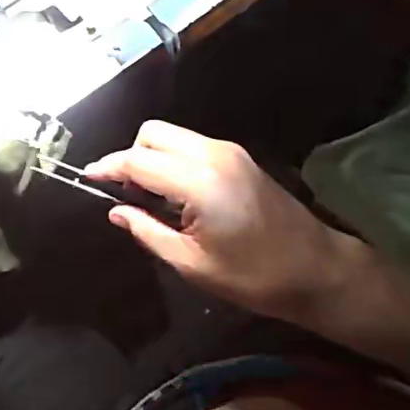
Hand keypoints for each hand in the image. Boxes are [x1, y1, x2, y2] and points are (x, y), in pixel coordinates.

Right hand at [85, 121, 372, 324]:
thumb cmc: (255, 276)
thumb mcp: (193, 264)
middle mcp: (212, 155)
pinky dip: (171, 158)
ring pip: (171, 135)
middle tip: (127, 192)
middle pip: (152, 133)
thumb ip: (148, 231)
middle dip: (130, 156)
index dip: (108, 168)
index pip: (138, 160)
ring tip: (150, 194)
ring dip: (151, 155)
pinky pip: (189, 144)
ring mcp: (228, 151)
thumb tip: (117, 212)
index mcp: (200, 182)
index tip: (89, 178)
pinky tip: (175, 191)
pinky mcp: (237, 155)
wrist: (320, 271)